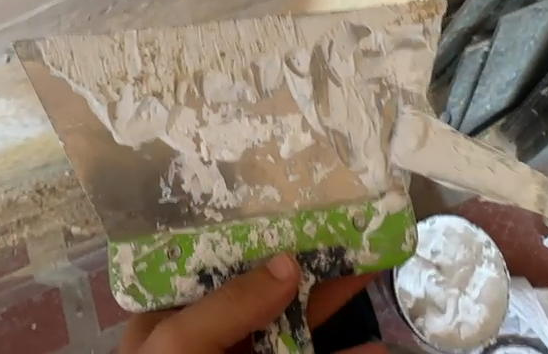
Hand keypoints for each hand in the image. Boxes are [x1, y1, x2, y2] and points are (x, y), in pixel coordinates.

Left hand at [119, 254, 385, 352]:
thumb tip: (286, 262)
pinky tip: (373, 349)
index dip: (256, 235)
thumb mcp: (176, 345)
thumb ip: (228, 304)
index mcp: (174, 315)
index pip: (217, 261)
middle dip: (311, 263)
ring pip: (297, 333)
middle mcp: (212, 339)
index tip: (298, 208)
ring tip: (374, 274)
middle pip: (267, 291)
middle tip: (354, 235)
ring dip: (335, 306)